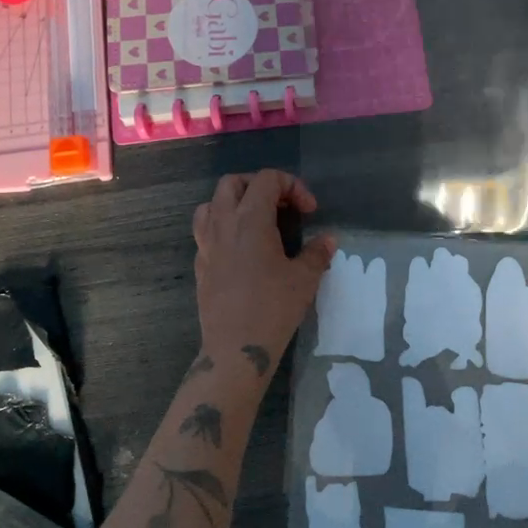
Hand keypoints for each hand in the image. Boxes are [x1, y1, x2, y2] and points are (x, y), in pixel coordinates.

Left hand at [191, 170, 336, 366]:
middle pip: (232, 183)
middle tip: (281, 206)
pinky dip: (223, 228)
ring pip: (211, 204)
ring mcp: (206, 244)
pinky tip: (241, 248)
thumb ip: (317, 253)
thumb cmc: (273, 308)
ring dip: (234, 203)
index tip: (309, 211)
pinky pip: (205, 231)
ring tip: (255, 221)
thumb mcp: (304, 279)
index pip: (267, 179)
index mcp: (251, 220)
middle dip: (259, 185)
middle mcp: (224, 224)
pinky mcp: (200, 265)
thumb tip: (328, 240)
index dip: (292, 186)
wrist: (236, 349)